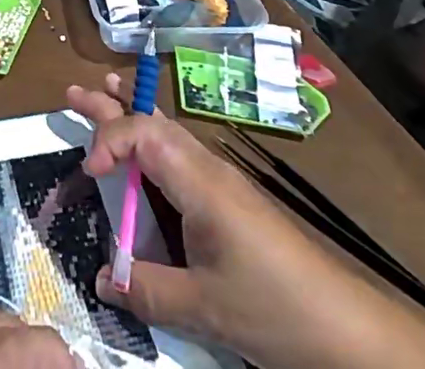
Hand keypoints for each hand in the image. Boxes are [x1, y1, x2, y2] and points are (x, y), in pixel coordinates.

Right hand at [68, 76, 424, 368]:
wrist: (352, 332)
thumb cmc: (276, 308)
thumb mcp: (204, 307)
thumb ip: (147, 289)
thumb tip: (102, 279)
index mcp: (201, 181)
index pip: (144, 133)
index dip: (108, 140)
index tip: (89, 173)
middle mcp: (208, 170)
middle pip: (153, 122)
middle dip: (110, 107)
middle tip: (72, 92)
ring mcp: (220, 184)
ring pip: (166, 137)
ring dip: (129, 121)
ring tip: (100, 96)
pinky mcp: (228, 203)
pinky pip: (178, 161)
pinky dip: (150, 149)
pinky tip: (141, 161)